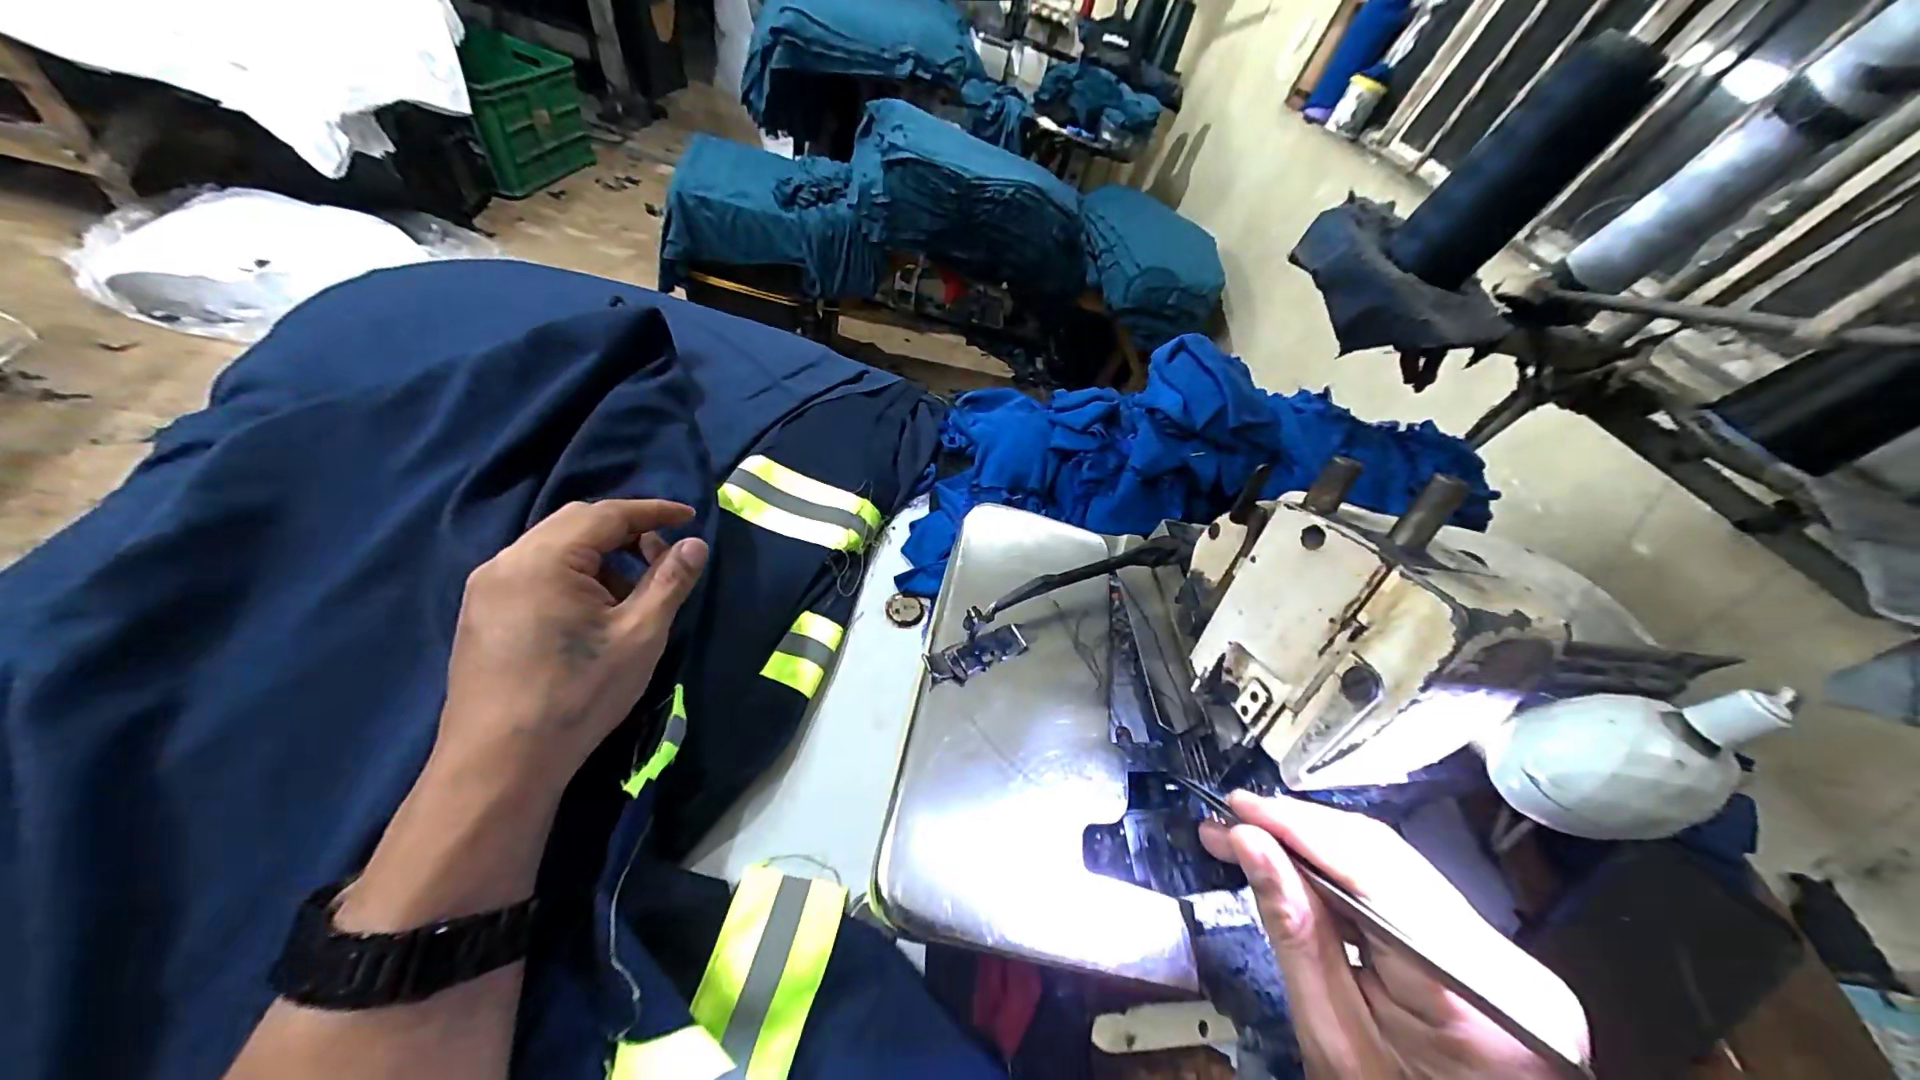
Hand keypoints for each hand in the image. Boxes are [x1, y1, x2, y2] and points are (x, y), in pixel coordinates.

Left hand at [435, 499, 707, 793]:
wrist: (501, 762)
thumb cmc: (578, 694)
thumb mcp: (640, 635)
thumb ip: (670, 581)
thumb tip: (695, 544)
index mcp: (544, 559)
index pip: (606, 514)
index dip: (653, 511)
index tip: (690, 517)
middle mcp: (507, 561)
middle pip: (576, 523)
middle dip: (626, 531)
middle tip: (664, 555)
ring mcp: (487, 587)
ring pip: (554, 548)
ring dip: (600, 556)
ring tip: (632, 592)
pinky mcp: (481, 613)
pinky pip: (535, 572)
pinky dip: (573, 575)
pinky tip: (594, 612)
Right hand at [1199, 793, 1588, 1078]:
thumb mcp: (1330, 1035)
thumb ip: (1294, 932)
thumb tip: (1251, 845)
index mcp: (1475, 993)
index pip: (1371, 874)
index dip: (1298, 829)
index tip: (1238, 810)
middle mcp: (1502, 960)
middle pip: (1382, 857)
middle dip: (1296, 830)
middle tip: (1231, 822)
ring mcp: (1496, 951)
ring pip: (1387, 862)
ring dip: (1311, 844)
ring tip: (1251, 836)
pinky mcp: (1479, 948)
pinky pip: (1396, 885)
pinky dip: (1337, 869)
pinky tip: (1296, 863)